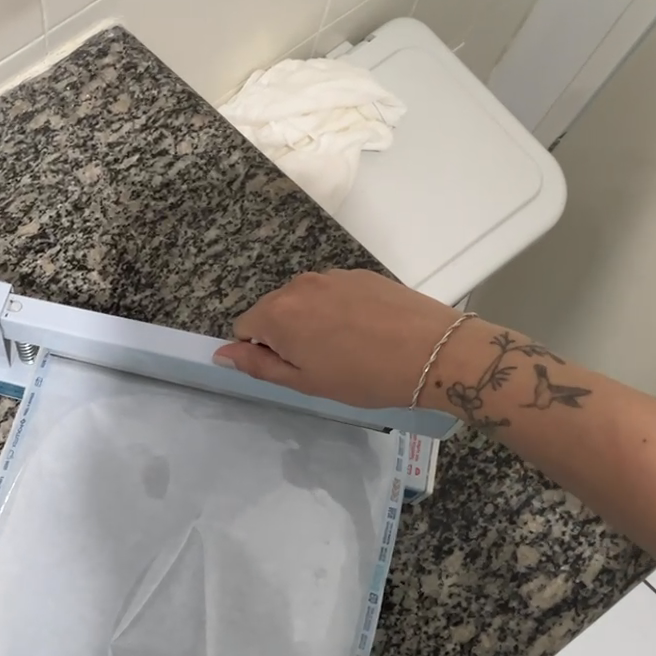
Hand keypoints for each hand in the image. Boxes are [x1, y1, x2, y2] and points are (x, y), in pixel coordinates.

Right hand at [213, 269, 488, 413]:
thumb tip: (222, 352)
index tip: (289, 369)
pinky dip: (337, 309)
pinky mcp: (359, 273)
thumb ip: (257, 364)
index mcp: (277, 314)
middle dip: (283, 334)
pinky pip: (331, 292)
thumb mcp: (304, 382)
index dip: (259, 352)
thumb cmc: (363, 376)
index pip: (243, 328)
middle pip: (271, 310)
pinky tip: (364, 331)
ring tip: (345, 347)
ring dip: (310, 321)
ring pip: (302, 300)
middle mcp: (298, 286)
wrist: (433, 352)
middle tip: (317, 363)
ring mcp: (331, 276)